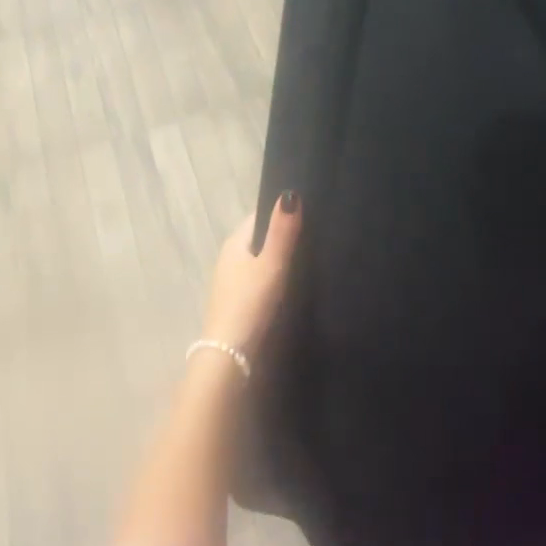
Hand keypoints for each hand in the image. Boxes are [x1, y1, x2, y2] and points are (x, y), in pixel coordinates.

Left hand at [201, 192, 301, 354]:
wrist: (230, 352)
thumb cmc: (250, 303)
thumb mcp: (271, 264)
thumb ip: (282, 232)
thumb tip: (290, 193)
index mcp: (234, 243)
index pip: (258, 217)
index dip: (281, 212)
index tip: (309, 213)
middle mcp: (229, 259)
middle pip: (259, 240)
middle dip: (282, 237)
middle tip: (316, 238)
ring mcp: (231, 282)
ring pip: (259, 262)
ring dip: (279, 261)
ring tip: (310, 261)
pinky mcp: (238, 303)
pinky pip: (259, 282)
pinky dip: (274, 281)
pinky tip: (292, 288)